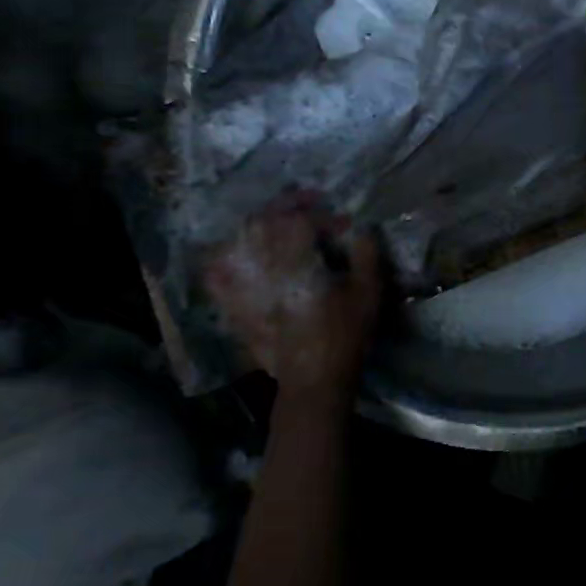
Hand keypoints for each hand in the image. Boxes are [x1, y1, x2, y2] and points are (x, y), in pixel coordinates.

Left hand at [202, 190, 382, 402]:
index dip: (323, 216)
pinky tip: (234, 253)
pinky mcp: (237, 307)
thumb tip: (362, 230)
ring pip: (239, 242)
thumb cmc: (345, 336)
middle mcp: (266, 268)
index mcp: (297, 262)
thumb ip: (366, 256)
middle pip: (264, 221)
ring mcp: (246, 287)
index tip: (344, 225)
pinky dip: (223, 259)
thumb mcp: (368, 293)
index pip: (301, 220)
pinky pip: (217, 276)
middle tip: (309, 204)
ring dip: (259, 224)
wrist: (314, 381)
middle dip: (287, 206)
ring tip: (278, 222)